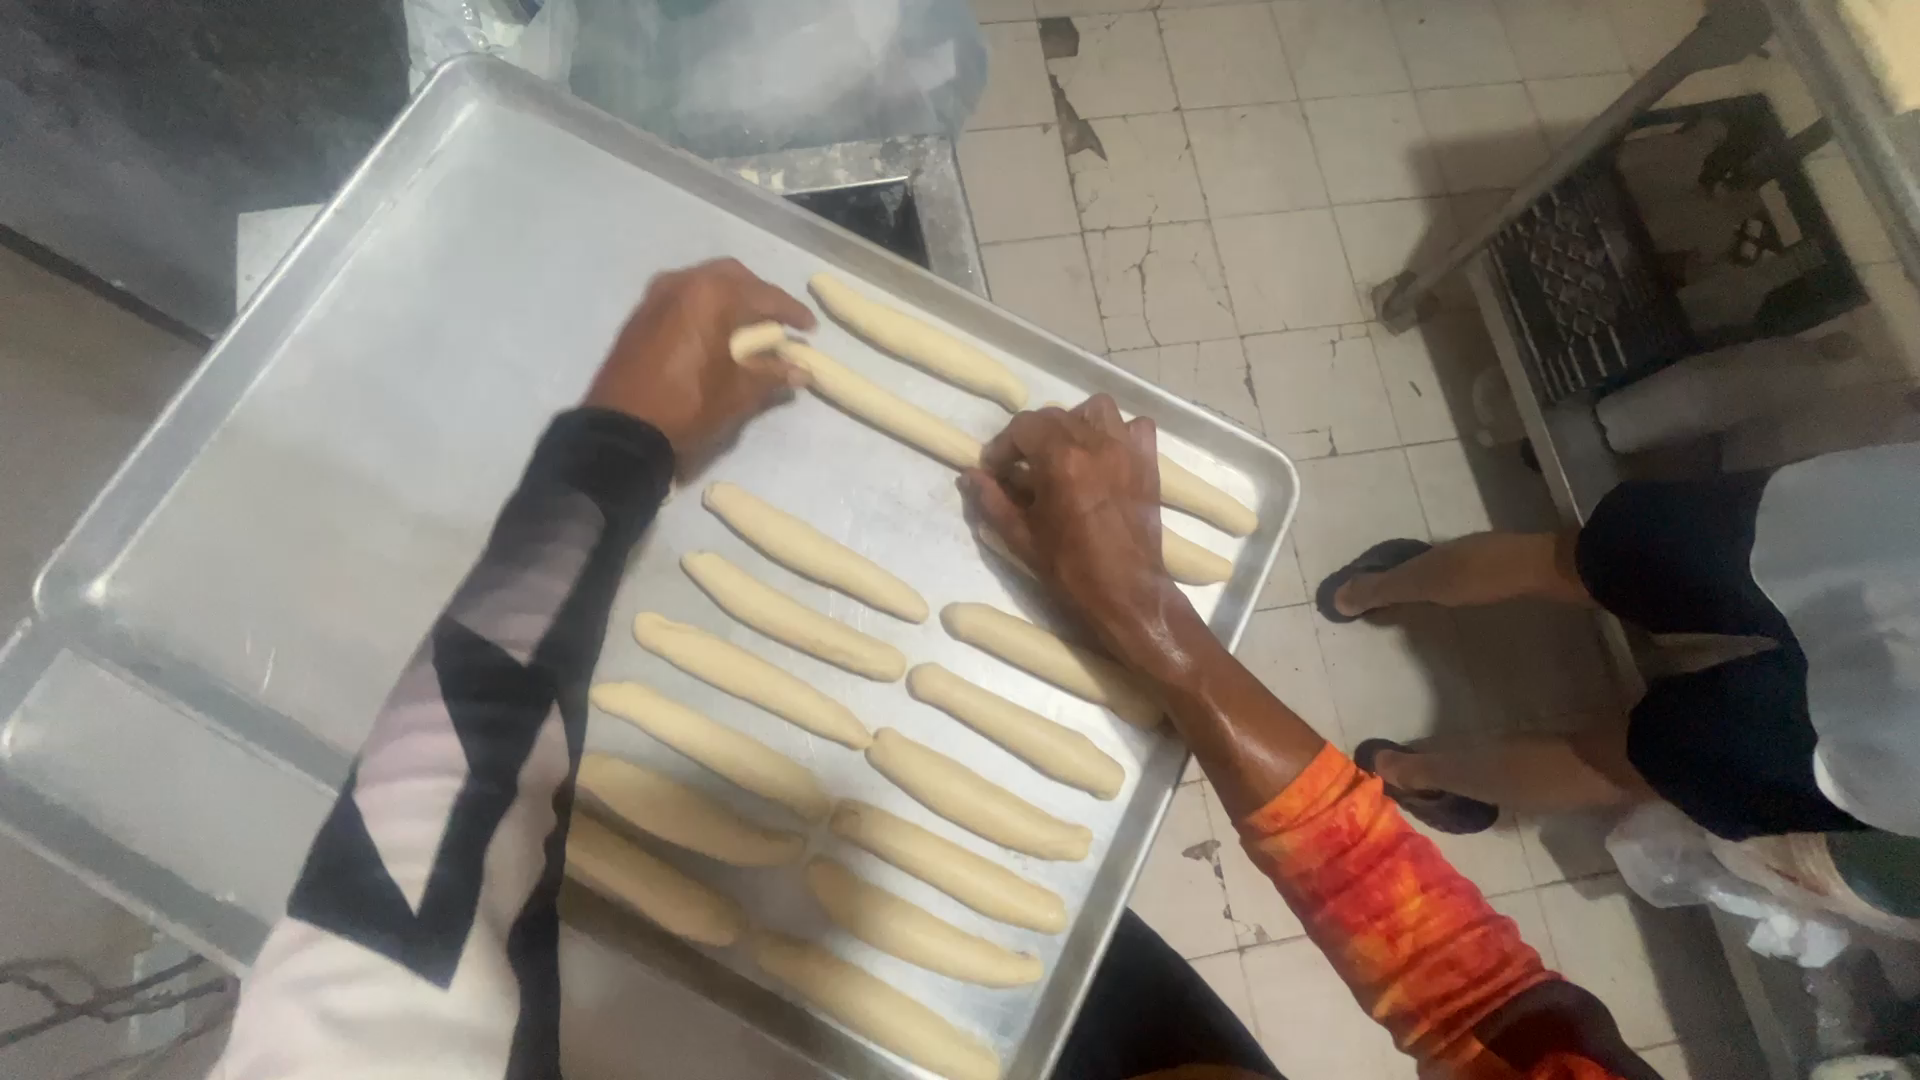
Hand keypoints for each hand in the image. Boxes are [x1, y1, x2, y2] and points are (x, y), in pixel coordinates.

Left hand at [584, 258, 815, 457]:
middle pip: (733, 277)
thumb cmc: (688, 406)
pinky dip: (706, 307)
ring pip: (705, 282)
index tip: (810, 329)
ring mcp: (657, 295)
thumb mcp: (739, 393)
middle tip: (778, 322)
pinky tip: (715, 332)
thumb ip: (773, 375)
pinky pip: (683, 296)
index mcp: (713, 296)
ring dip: (731, 298)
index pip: (765, 295)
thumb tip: (801, 371)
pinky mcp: (641, 313)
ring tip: (748, 326)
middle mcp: (684, 283)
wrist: (622, 428)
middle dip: (760, 296)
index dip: (792, 312)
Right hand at [960, 395, 1199, 683]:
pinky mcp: (1148, 463)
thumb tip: (969, 476)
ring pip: (1096, 410)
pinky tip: (1103, 456)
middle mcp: (1095, 444)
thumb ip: (991, 500)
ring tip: (1064, 453)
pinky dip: (1117, 433)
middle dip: (1031, 437)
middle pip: (1055, 416)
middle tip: (1021, 468)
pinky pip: (1135, 426)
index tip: (994, 471)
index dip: (1002, 446)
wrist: (1126, 593)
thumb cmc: (1069, 569)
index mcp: (1061, 460)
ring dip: (1074, 424)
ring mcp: (1126, 450)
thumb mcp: (1020, 536)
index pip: (1023, 427)